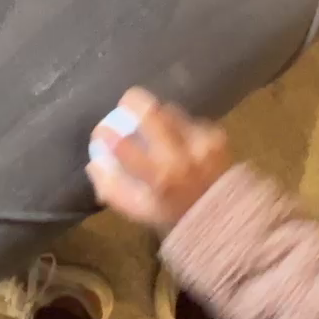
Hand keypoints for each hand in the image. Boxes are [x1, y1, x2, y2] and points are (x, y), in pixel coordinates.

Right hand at [87, 88, 230, 233]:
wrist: (223, 216)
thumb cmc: (172, 214)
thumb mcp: (137, 210)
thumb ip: (112, 187)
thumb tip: (95, 162)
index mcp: (158, 178)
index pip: (124, 146)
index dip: (107, 134)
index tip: (102, 131)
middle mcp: (181, 156)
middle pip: (152, 113)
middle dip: (134, 102)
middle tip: (126, 101)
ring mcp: (202, 142)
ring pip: (170, 111)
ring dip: (157, 113)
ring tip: (153, 122)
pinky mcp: (216, 135)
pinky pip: (188, 119)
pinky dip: (178, 124)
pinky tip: (177, 136)